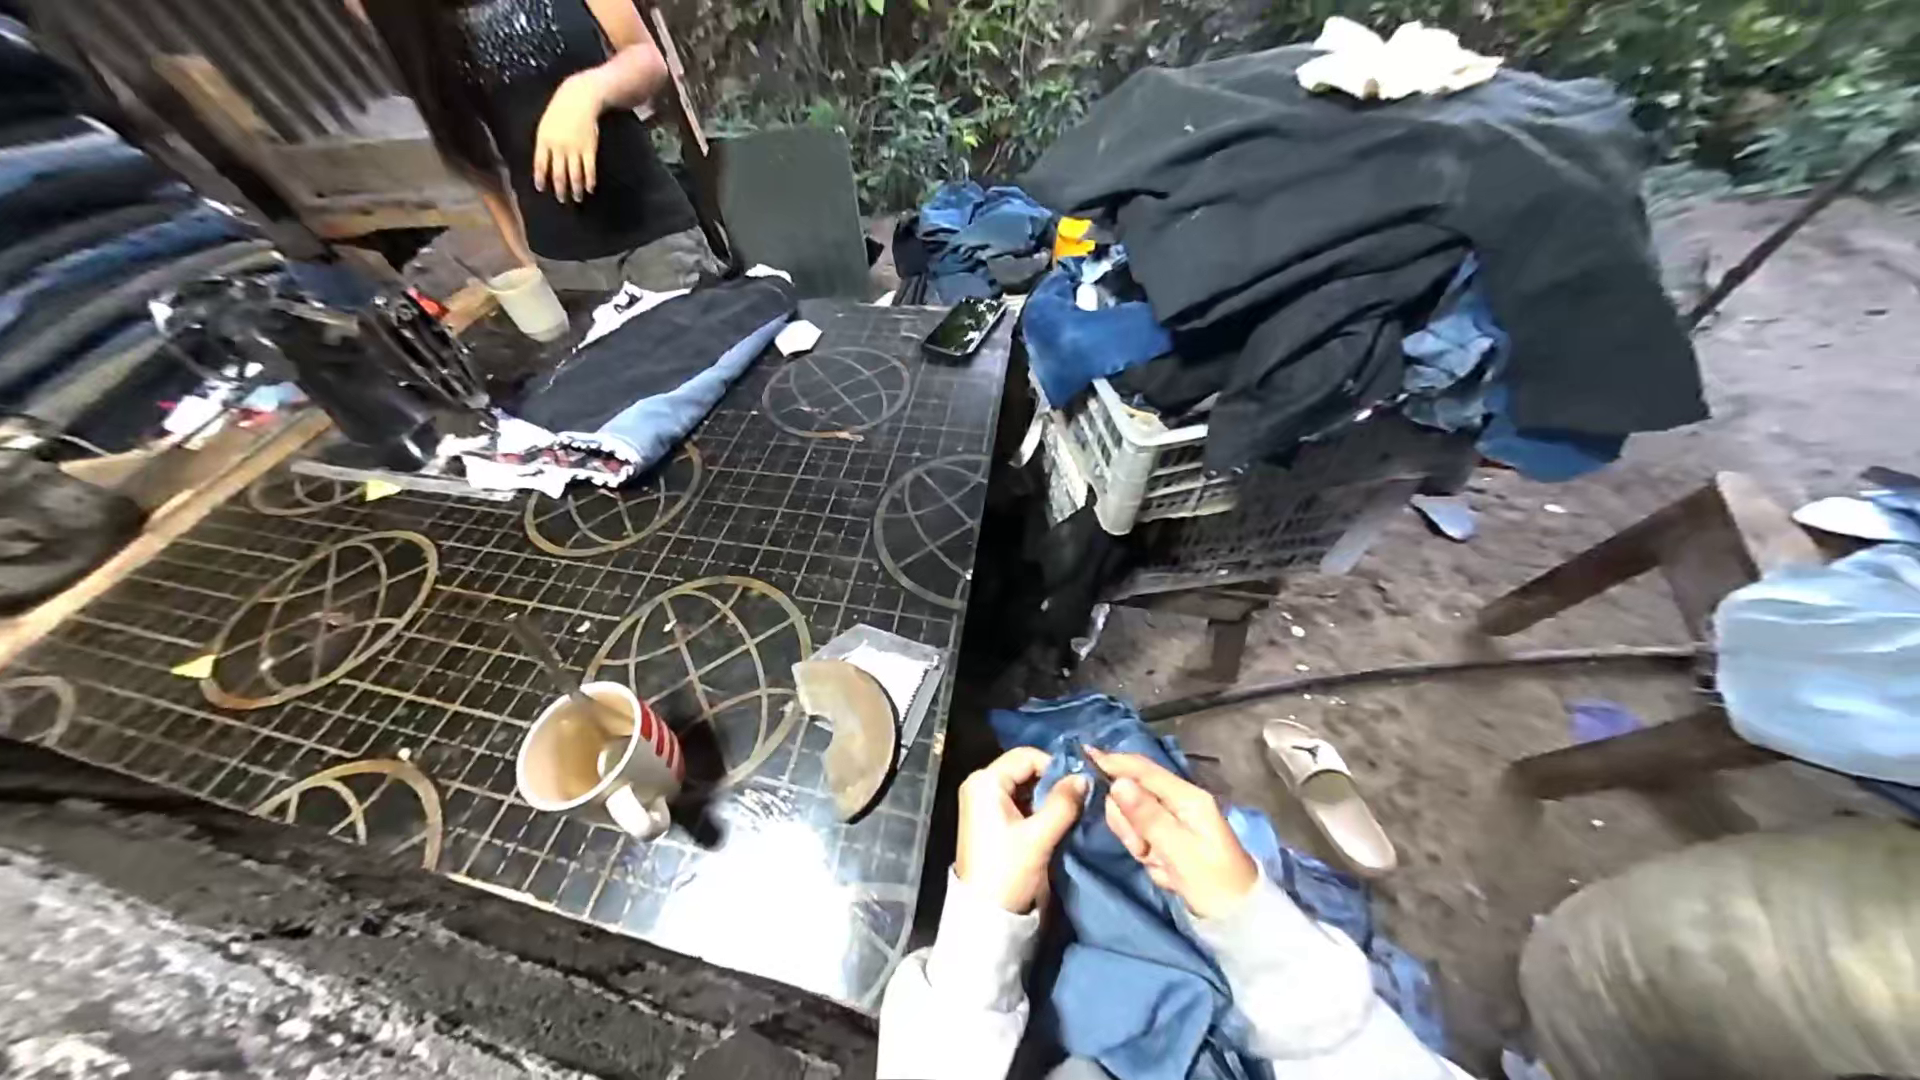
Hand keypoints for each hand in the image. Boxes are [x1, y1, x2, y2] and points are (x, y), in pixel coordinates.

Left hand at [534, 71, 606, 202]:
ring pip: (574, 175)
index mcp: (544, 140)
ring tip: (577, 198)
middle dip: (560, 189)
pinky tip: (590, 188)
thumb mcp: (546, 125)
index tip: (541, 189)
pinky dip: (589, 181)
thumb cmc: (560, 112)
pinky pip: (589, 170)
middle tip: (562, 200)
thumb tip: (546, 163)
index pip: (540, 164)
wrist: (578, 100)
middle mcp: (558, 147)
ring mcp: (575, 149)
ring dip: (576, 189)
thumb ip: (546, 144)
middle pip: (558, 174)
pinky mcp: (589, 150)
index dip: (540, 178)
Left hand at [956, 748, 1087, 913]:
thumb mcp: (1039, 837)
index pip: (1027, 756)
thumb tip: (1085, 777)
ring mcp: (982, 800)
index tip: (1079, 784)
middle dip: (1052, 781)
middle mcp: (980, 783)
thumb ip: (1063, 804)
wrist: (984, 916)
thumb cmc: (1008, 872)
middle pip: (1024, 768)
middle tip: (1079, 797)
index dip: (1055, 766)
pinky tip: (1055, 820)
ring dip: (1046, 795)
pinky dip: (1036, 806)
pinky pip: (1017, 800)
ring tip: (1070, 810)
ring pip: (1023, 784)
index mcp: (985, 781)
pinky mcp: (988, 817)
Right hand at [1091, 748, 1257, 918]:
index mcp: (1187, 797)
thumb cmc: (1214, 884)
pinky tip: (1163, 870)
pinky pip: (1142, 836)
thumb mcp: (1179, 851)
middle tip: (1141, 850)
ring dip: (1137, 839)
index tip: (1084, 755)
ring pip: (1134, 816)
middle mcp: (1179, 801)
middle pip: (1133, 792)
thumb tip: (1117, 782)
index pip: (1143, 769)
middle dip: (1128, 821)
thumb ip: (1147, 816)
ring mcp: (1175, 820)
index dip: (1114, 761)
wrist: (1239, 922)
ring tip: (1156, 863)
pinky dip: (1146, 853)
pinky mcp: (1169, 838)